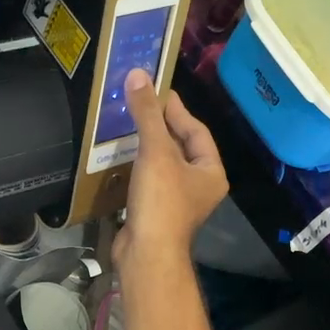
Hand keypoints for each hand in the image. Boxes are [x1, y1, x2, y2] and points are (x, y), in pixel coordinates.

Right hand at [114, 68, 229, 268]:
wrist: (146, 254)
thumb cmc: (161, 203)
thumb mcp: (156, 153)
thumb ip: (147, 115)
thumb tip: (137, 75)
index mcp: (210, 172)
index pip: (196, 131)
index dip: (176, 110)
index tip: (156, 92)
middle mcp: (198, 187)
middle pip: (180, 148)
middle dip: (160, 129)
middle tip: (138, 108)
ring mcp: (176, 204)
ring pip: (162, 168)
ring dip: (145, 150)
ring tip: (125, 130)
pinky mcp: (154, 216)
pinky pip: (147, 185)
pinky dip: (135, 172)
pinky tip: (118, 162)